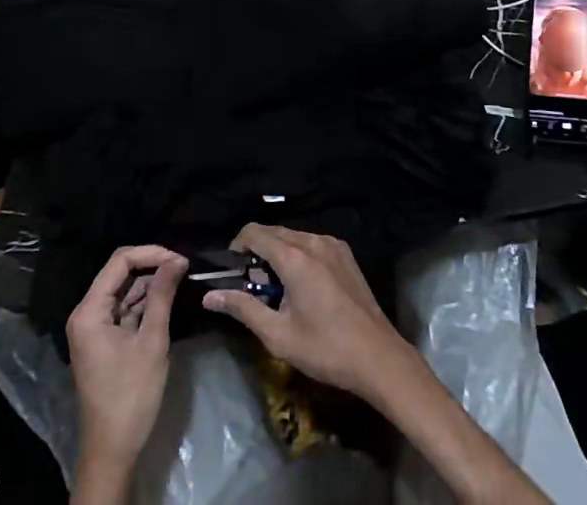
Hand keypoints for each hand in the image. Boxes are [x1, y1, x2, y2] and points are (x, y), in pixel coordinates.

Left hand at [66, 245, 187, 496]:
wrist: (113, 445)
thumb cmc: (131, 393)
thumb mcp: (152, 340)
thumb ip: (163, 295)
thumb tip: (177, 259)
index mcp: (89, 311)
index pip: (119, 262)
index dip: (151, 253)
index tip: (181, 259)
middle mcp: (87, 313)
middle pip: (120, 274)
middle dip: (153, 267)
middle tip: (186, 270)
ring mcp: (95, 327)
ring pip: (126, 290)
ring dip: (152, 285)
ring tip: (182, 282)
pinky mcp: (105, 339)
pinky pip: (126, 309)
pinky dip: (147, 303)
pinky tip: (169, 301)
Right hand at [200, 224, 419, 401]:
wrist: (376, 355)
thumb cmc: (324, 347)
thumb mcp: (277, 334)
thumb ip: (243, 308)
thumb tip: (209, 297)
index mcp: (295, 257)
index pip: (256, 233)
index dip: (238, 245)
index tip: (231, 269)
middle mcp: (315, 242)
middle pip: (275, 232)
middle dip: (258, 252)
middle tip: (251, 286)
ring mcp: (335, 246)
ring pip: (295, 237)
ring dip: (279, 254)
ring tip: (276, 290)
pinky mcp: (347, 255)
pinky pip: (313, 244)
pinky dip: (299, 255)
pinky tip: (300, 286)